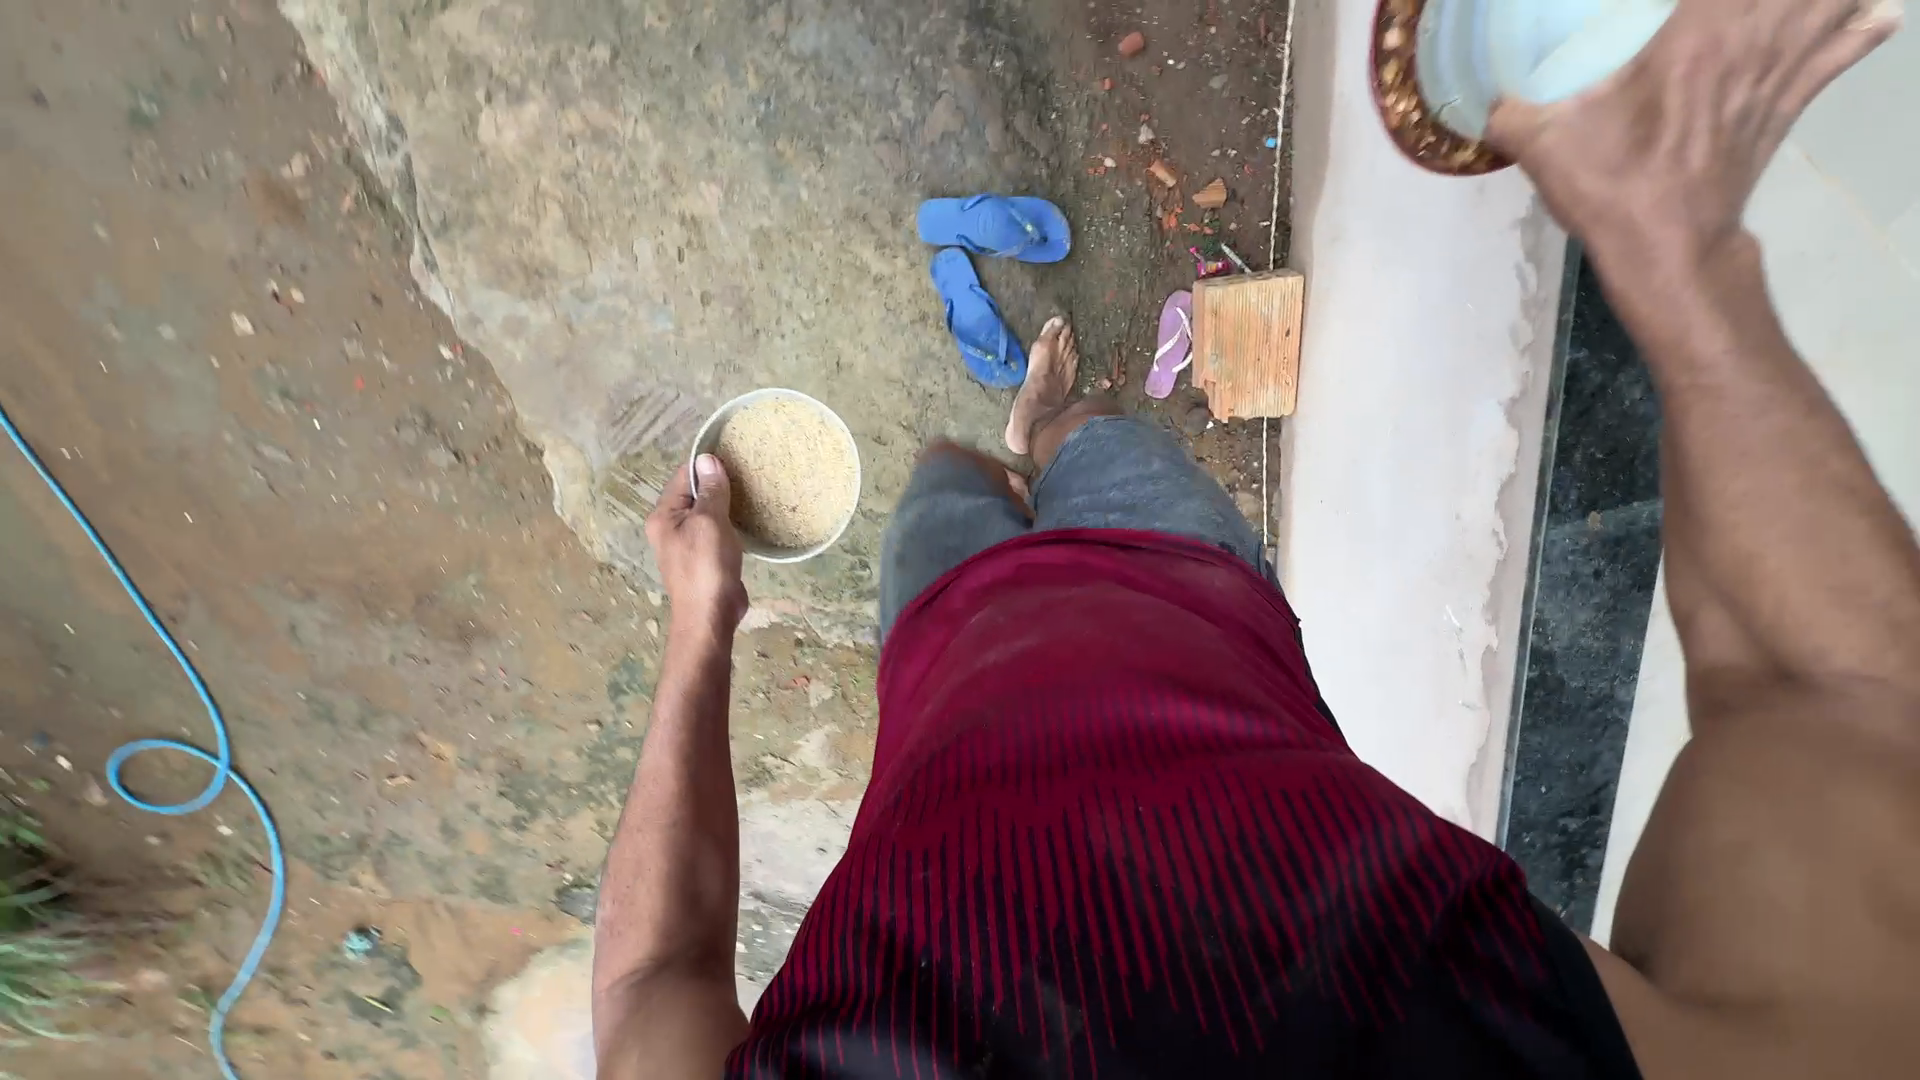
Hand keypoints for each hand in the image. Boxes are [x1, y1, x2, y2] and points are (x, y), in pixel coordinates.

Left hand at [646, 455, 747, 635]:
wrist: (710, 616)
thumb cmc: (706, 568)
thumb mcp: (709, 523)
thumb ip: (711, 492)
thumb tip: (707, 459)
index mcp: (663, 516)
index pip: (684, 477)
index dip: (707, 465)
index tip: (734, 456)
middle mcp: (669, 527)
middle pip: (694, 494)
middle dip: (718, 483)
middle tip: (748, 473)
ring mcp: (686, 545)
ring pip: (706, 513)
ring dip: (725, 504)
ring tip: (751, 492)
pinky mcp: (704, 559)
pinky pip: (715, 531)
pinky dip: (729, 522)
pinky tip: (746, 520)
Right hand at [1487, 0, 1900, 276]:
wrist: (1665, 246)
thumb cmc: (1610, 188)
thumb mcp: (1542, 148)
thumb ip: (1510, 115)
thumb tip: (1486, 99)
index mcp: (1697, 33)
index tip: (1657, 9)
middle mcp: (1757, 33)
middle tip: (1700, 15)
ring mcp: (1786, 64)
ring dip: (1806, 1)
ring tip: (1757, 14)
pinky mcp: (1795, 96)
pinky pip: (1855, 37)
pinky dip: (1858, 22)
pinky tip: (1848, 15)